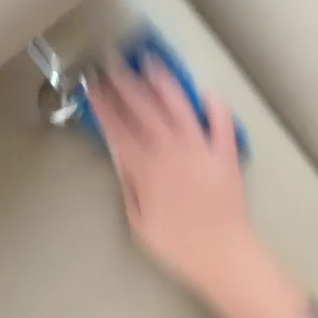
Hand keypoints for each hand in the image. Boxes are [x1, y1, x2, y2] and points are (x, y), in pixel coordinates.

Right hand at [91, 60, 264, 297]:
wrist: (221, 254)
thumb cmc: (175, 245)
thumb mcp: (138, 222)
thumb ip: (128, 185)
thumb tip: (117, 156)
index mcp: (146, 169)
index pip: (118, 129)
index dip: (103, 105)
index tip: (92, 85)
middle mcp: (171, 151)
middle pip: (144, 110)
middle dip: (126, 84)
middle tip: (112, 63)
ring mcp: (200, 149)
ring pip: (179, 107)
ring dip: (163, 83)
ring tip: (151, 63)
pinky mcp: (225, 153)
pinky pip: (221, 122)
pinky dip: (214, 104)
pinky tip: (205, 90)